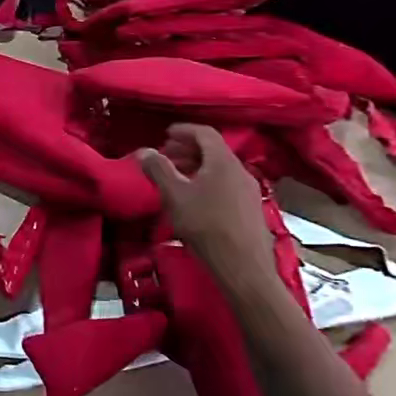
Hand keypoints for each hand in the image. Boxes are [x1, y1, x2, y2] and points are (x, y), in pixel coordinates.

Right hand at [137, 124, 273, 273]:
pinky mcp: (252, 209)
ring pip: (221, 170)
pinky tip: (197, 201)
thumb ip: (158, 170)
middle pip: (213, 151)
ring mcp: (249, 190)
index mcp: (222, 160)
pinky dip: (209, 183)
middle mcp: (240, 170)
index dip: (184, 130)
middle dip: (188, 150)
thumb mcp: (174, 196)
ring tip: (178, 179)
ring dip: (198, 168)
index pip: (204, 133)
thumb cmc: (205, 226)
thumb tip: (144, 150)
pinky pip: (228, 185)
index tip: (166, 134)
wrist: (243, 265)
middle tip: (167, 156)